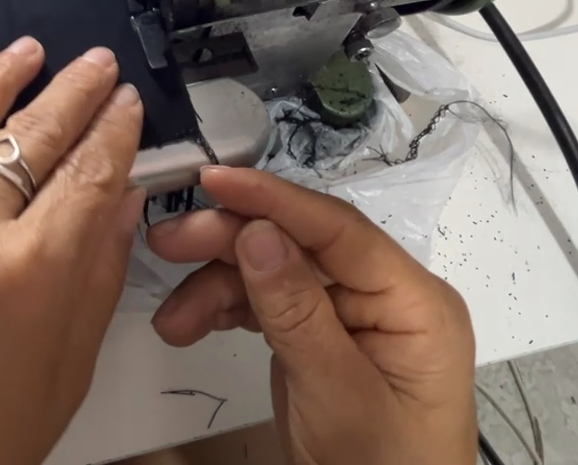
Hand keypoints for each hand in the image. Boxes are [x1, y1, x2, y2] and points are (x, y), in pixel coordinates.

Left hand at [0, 37, 146, 464]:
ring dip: (2, 76)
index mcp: (28, 276)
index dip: (114, 131)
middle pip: (33, 134)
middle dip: (75, 91)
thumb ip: (98, 276)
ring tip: (32, 49)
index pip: (88, 174)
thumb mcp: (62, 373)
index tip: (129, 101)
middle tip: (99, 61)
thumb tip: (123, 196)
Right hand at [145, 167, 476, 464]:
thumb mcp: (337, 399)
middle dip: (228, 242)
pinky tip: (187, 325)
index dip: (271, 198)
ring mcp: (347, 313)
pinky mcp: (317, 334)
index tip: (212, 179)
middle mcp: (381, 294)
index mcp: (412, 301)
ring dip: (216, 285)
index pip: (336, 229)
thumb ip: (296, 311)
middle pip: (295, 244)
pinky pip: (266, 302)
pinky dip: (224, 309)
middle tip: (165, 242)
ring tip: (170, 318)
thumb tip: (253, 231)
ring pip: (271, 270)